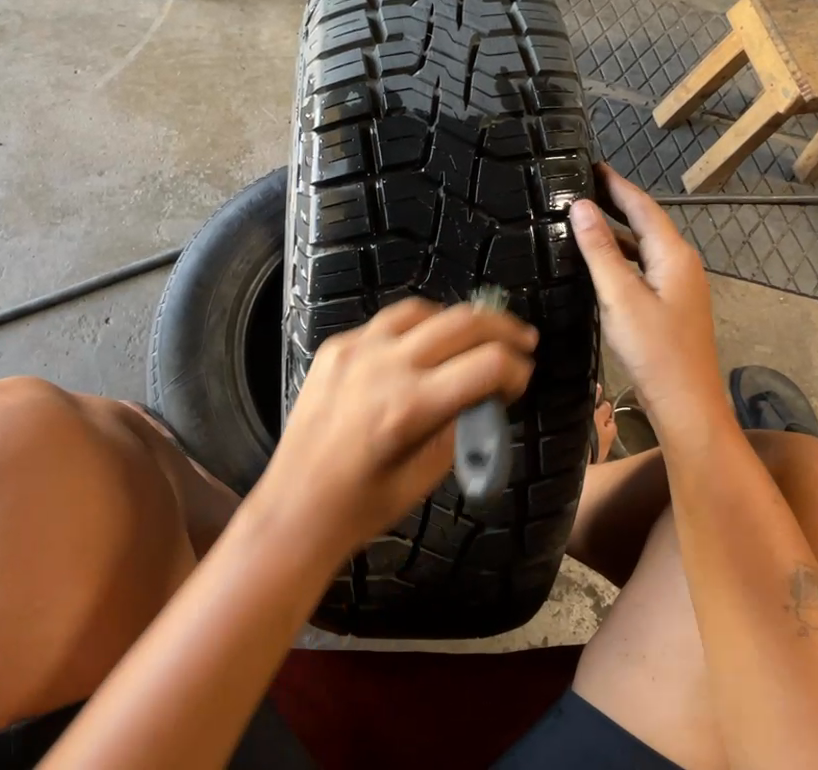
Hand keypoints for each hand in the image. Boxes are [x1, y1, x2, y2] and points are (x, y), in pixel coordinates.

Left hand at [248, 298, 535, 560]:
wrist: (294, 507)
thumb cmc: (363, 506)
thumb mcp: (425, 476)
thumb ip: (461, 427)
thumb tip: (487, 395)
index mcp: (411, 406)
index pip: (487, 364)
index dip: (517, 368)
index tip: (523, 379)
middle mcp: (384, 366)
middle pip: (462, 323)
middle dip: (501, 329)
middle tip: (522, 341)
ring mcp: (355, 350)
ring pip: (423, 311)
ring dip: (457, 320)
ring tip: (477, 337)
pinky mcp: (335, 348)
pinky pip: (386, 323)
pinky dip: (415, 328)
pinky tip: (424, 346)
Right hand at [570, 164, 733, 442]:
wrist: (686, 403)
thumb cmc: (654, 350)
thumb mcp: (620, 296)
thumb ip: (600, 250)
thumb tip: (580, 207)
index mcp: (674, 255)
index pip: (643, 206)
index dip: (617, 185)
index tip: (592, 165)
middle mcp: (681, 264)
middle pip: (646, 223)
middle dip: (615, 203)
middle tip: (581, 186)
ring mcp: (679, 286)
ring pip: (644, 247)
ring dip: (616, 231)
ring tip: (582, 218)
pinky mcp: (672, 305)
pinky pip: (643, 267)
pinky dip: (621, 256)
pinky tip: (600, 262)